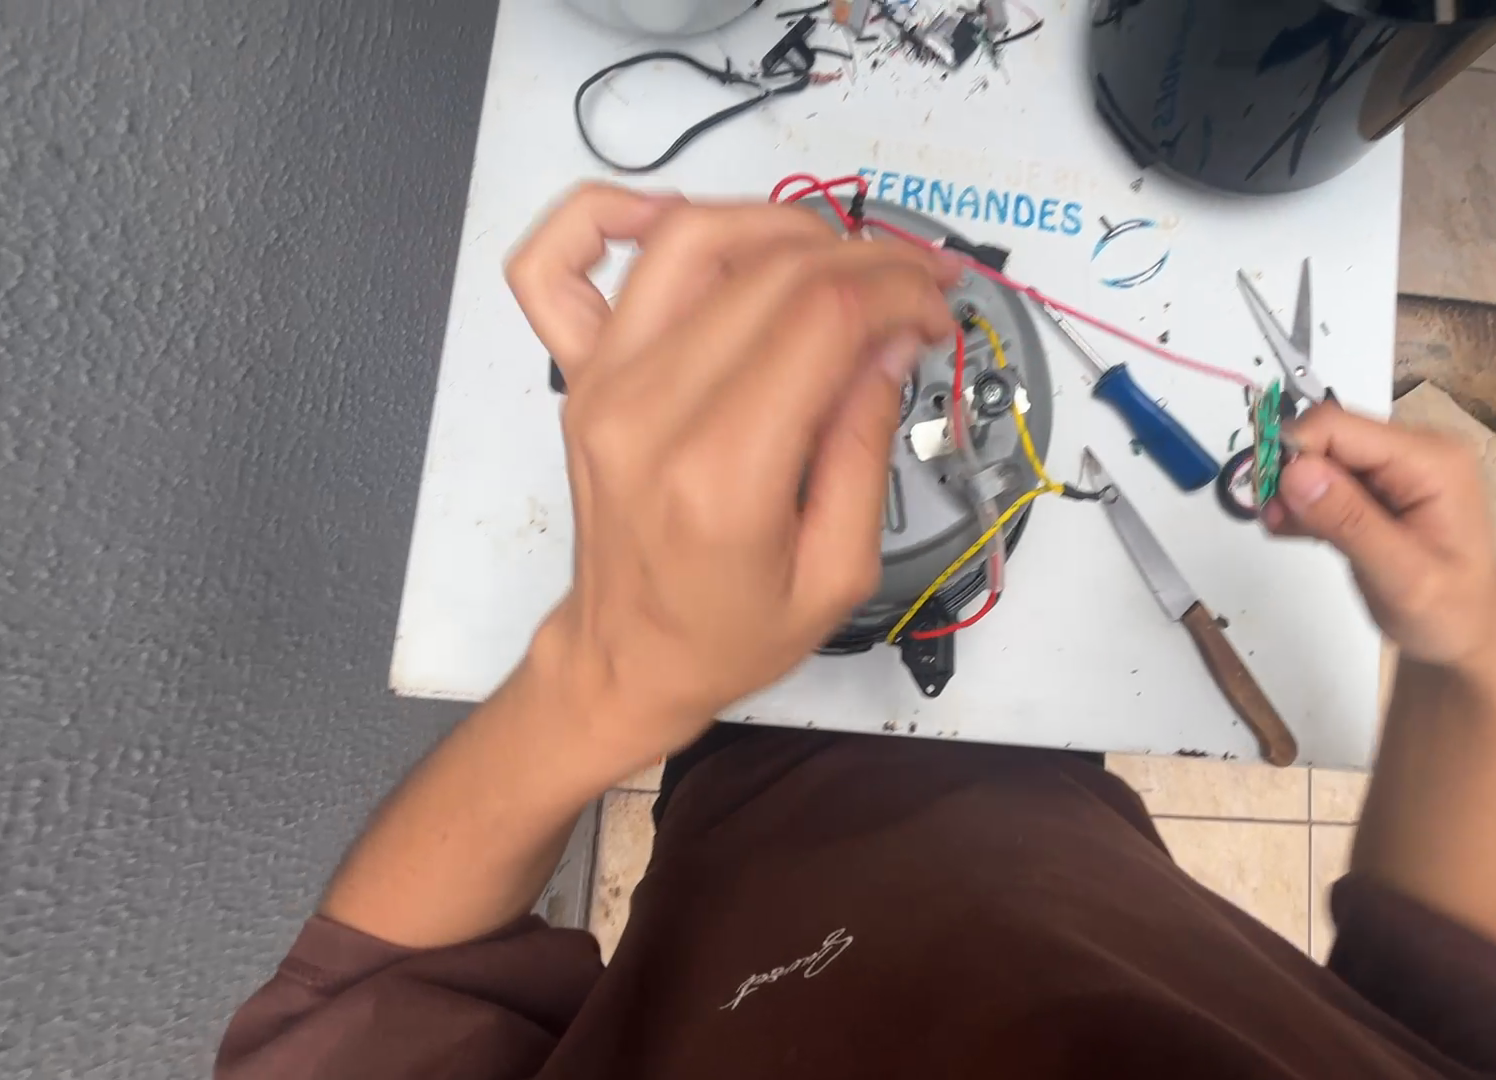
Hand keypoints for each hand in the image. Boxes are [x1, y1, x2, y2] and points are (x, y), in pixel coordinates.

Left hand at [503, 184, 957, 767]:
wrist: (628, 658)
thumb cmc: (732, 636)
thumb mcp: (837, 574)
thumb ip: (866, 451)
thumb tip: (889, 343)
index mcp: (726, 476)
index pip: (825, 319)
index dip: (900, 292)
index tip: (937, 313)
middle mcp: (651, 410)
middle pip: (775, 269)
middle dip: (870, 259)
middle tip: (916, 286)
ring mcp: (602, 384)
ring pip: (694, 239)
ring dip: (786, 226)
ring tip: (840, 261)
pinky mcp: (578, 377)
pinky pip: (558, 261)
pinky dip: (610, 211)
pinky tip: (677, 223)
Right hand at [1261, 404, 1495, 670]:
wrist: (1467, 638)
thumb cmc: (1447, 613)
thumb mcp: (1399, 574)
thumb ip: (1347, 520)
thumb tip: (1293, 470)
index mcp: (1429, 460)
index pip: (1336, 426)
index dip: (1293, 452)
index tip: (1272, 500)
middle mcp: (1412, 451)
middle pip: (1324, 437)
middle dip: (1289, 474)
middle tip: (1275, 521)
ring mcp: (1394, 469)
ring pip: (1317, 458)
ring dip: (1290, 492)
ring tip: (1285, 530)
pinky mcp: (1375, 488)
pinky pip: (1322, 480)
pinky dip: (1300, 503)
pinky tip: (1294, 530)